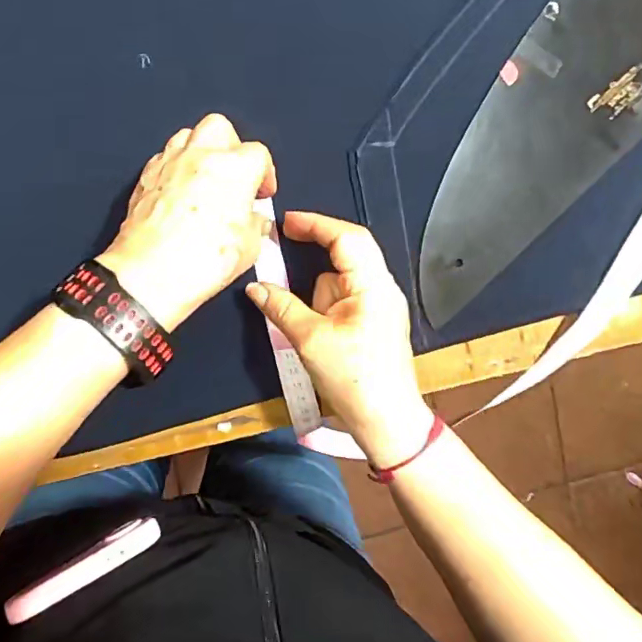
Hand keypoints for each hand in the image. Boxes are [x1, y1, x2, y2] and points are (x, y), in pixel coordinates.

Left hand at [97, 114, 276, 330]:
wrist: (149, 275)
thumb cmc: (195, 262)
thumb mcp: (249, 248)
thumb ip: (254, 224)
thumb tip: (252, 221)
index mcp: (234, 168)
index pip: (258, 154)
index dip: (264, 173)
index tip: (261, 192)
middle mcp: (199, 157)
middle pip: (219, 128)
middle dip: (231, 146)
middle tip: (234, 173)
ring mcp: (167, 165)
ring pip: (186, 136)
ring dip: (199, 151)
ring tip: (205, 178)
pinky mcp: (144, 179)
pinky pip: (162, 158)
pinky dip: (173, 168)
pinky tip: (178, 190)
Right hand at [243, 211, 435, 466]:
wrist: (385, 419)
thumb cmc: (359, 382)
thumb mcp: (309, 340)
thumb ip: (280, 307)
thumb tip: (257, 288)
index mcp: (373, 287)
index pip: (347, 238)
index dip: (316, 224)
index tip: (288, 221)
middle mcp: (381, 291)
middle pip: (342, 256)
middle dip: (312, 262)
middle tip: (283, 258)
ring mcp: (378, 306)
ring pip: (337, 281)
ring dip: (316, 293)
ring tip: (309, 328)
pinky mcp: (371, 322)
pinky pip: (340, 300)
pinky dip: (322, 307)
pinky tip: (317, 333)